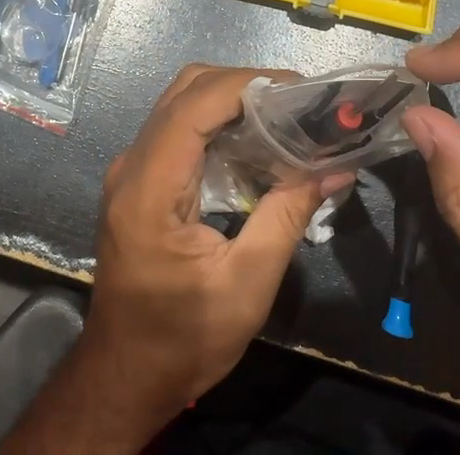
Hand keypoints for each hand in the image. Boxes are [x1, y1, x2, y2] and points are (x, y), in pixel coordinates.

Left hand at [1, 66, 351, 454]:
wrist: (126, 375)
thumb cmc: (184, 339)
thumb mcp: (247, 284)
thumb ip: (286, 216)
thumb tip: (333, 168)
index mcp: (149, 188)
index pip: (194, 105)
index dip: (246, 84)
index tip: (298, 89)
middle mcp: (132, 167)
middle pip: (184, 93)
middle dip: (242, 86)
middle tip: (297, 104)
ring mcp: (130, 173)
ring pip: (179, 107)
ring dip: (230, 102)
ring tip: (284, 118)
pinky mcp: (138, 184)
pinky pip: (177, 133)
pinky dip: (216, 125)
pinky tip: (255, 144)